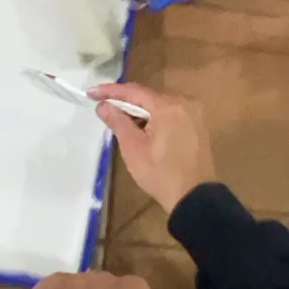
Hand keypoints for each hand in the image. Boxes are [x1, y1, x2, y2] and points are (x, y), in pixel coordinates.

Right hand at [90, 82, 216, 212]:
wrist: (194, 197)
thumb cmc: (160, 173)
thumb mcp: (133, 147)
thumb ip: (118, 121)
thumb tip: (103, 105)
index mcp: (169, 106)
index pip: (134, 91)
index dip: (110, 91)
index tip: (91, 93)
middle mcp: (185, 102)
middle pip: (149, 96)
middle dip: (125, 101)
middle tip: (103, 107)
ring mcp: (195, 114)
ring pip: (160, 106)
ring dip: (140, 111)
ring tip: (119, 119)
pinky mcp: (198, 126)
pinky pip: (171, 115)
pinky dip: (155, 118)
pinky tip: (142, 128)